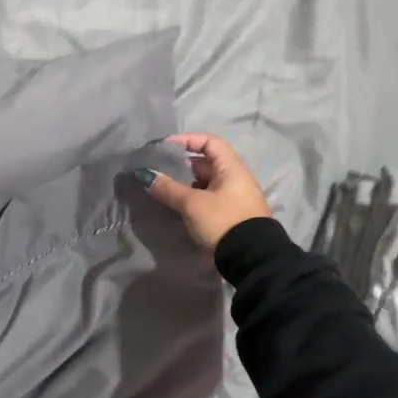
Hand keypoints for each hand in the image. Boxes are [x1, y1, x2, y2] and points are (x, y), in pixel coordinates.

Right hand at [136, 133, 272, 251]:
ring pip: (206, 181)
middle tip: (159, 170)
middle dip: (182, 165)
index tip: (165, 147)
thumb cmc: (223, 221)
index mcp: (231, 168)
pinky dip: (192, 196)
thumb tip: (145, 175)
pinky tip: (177, 205)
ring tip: (164, 189)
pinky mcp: (231, 213)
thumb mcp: (191, 204)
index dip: (187, 140)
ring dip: (185, 183)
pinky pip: (208, 196)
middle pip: (206, 162)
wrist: (251, 257)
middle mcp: (235, 178)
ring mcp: (235, 196)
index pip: (209, 142)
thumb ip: (168, 188)